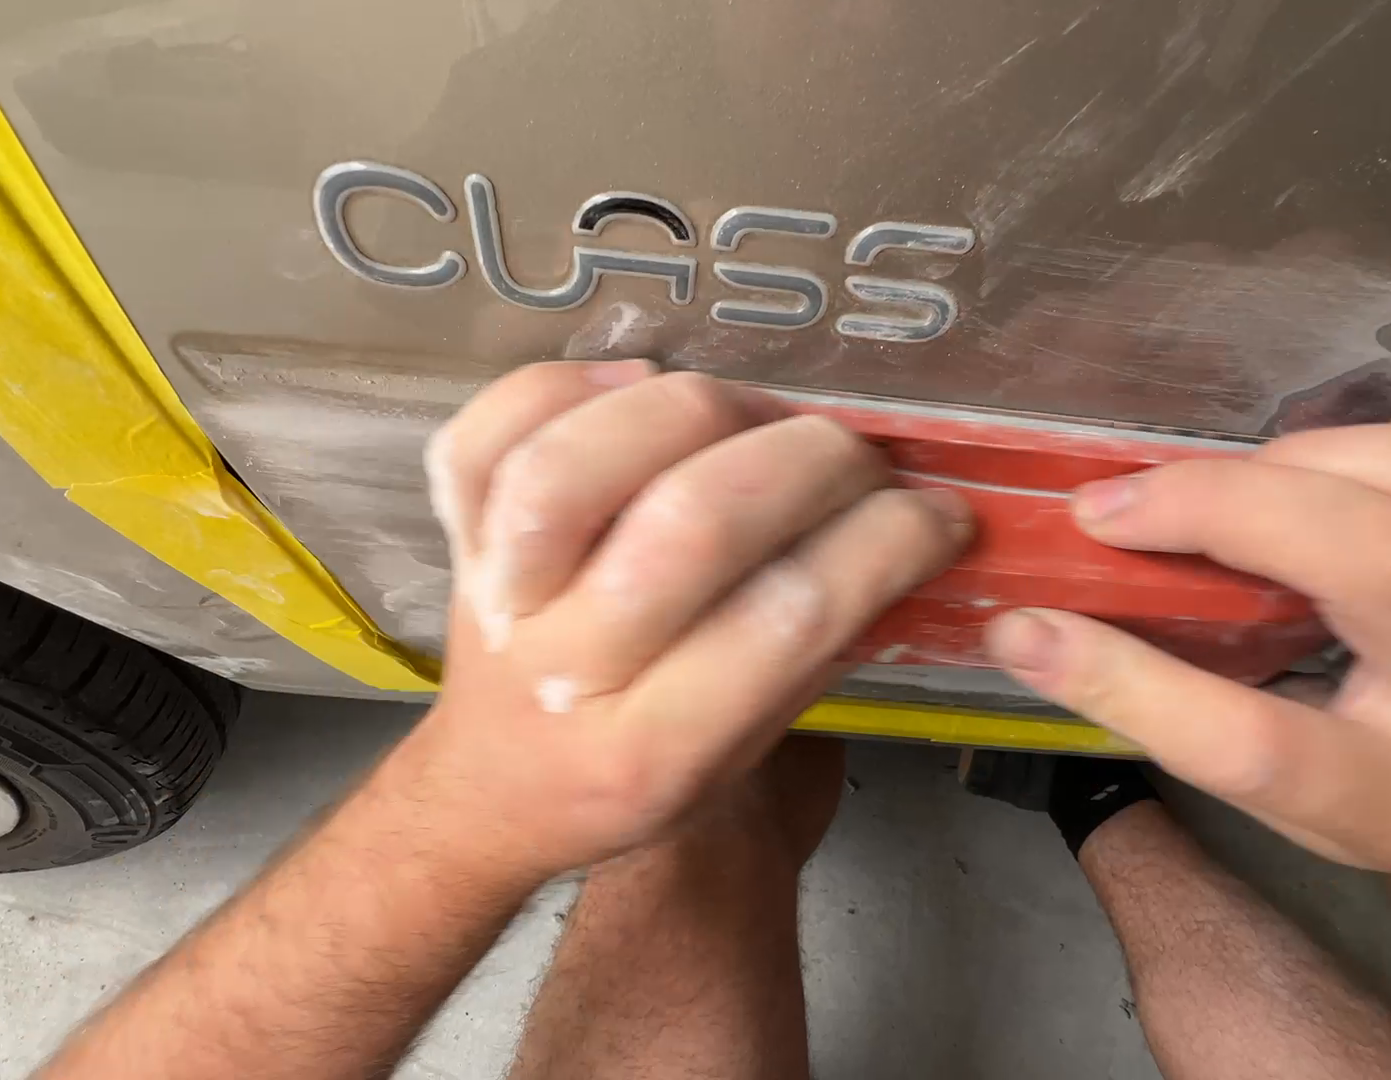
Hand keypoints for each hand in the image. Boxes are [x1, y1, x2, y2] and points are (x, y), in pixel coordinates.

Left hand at [401, 361, 968, 877]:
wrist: (492, 788)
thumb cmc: (632, 781)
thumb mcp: (742, 754)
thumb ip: (813, 651)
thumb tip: (900, 528)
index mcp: (652, 751)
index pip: (789, 617)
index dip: (885, 541)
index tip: (935, 511)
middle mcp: (564, 673)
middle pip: (692, 522)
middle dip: (810, 463)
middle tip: (857, 458)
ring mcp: (492, 601)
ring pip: (578, 463)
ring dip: (694, 411)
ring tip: (749, 421)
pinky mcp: (455, 544)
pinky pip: (484, 435)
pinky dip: (564, 385)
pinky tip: (631, 387)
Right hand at [985, 403, 1390, 878]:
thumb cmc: (1362, 793)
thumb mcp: (1249, 783)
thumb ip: (1142, 700)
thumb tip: (1019, 627)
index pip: (1261, 748)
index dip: (1128, 681)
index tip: (1024, 626)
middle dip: (1231, 510)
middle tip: (1124, 506)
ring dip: (1344, 456)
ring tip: (1258, 480)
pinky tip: (1367, 466)